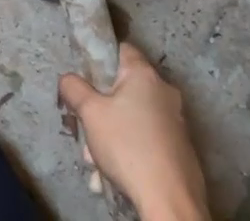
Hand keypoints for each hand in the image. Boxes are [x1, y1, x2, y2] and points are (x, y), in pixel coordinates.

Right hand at [59, 45, 209, 220]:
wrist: (169, 200)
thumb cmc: (127, 146)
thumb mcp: (89, 113)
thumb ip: (73, 88)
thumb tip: (68, 79)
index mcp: (144, 75)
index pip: (121, 49)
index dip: (100, 58)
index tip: (85, 77)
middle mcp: (165, 92)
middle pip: (124, 88)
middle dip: (101, 107)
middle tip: (86, 126)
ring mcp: (176, 121)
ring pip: (133, 117)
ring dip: (111, 133)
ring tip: (97, 159)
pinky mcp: (181, 148)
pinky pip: (146, 139)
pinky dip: (130, 149)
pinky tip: (116, 172)